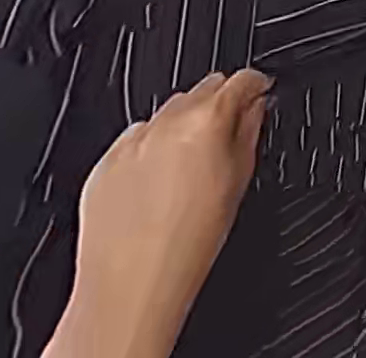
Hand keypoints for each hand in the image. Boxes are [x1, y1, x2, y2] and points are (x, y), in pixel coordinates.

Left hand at [48, 69, 270, 357]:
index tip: (259, 92)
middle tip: (227, 133)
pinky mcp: (106, 160)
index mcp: (207, 119)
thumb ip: (250, 130)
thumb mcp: (239, 179)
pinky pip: (137, 137)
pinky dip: (152, 147)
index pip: (242, 79)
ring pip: (171, 110)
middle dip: (220, 102)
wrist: (131, 287)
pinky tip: (159, 181)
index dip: (256, 85)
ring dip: (185, 123)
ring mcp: (134, 139)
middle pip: (205, 87)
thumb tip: (255, 108)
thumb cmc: (189, 242)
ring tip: (190, 166)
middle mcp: (168, 120)